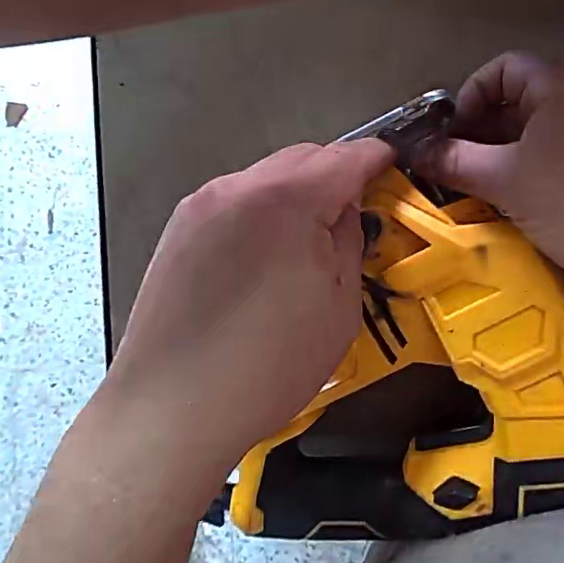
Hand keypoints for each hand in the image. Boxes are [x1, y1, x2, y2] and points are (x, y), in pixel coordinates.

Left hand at [101, 139, 395, 475]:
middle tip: (352, 210)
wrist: (173, 405)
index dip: (375, 158)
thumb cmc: (267, 366)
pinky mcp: (180, 226)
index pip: (344, 157)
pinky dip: (261, 210)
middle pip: (303, 157)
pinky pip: (236, 199)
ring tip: (304, 240)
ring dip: (295, 193)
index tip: (389, 163)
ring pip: (266, 176)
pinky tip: (264, 254)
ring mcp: (203, 203)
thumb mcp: (339, 306)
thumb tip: (346, 209)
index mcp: (286, 199)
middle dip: (334, 174)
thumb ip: (348, 240)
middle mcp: (239, 187)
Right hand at [419, 52, 563, 301]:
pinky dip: (536, 164)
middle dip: (483, 126)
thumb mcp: (505, 182)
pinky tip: (523, 198)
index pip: (504, 66)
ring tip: (486, 185)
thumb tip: (416, 151)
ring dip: (507, 150)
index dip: (470, 94)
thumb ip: (454, 161)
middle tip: (459, 163)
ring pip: (543, 126)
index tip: (454, 133)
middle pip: (523, 95)